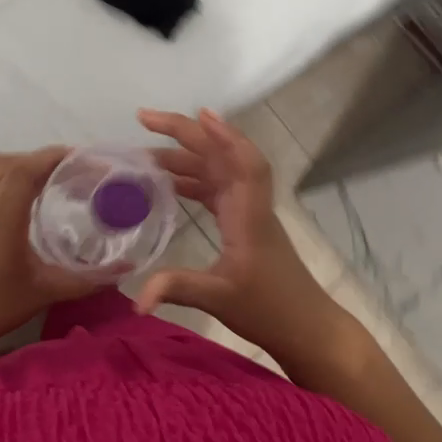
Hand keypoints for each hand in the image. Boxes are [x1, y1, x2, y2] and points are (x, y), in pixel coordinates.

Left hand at [0, 147, 95, 342]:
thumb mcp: (50, 291)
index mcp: (2, 223)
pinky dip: (1, 164)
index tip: (84, 161)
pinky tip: (19, 176)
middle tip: (78, 169)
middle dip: (47, 159)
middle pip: (12, 164)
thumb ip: (90, 278)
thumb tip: (128, 267)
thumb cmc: (0, 305)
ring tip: (51, 172)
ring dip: (24, 160)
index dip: (53, 158)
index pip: (23, 173)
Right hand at [135, 109, 345, 361]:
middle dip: (186, 134)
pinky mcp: (243, 226)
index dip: (223, 135)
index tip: (197, 113)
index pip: (243, 163)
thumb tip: (135, 300)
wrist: (306, 327)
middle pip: (221, 157)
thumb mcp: (219, 299)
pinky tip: (169, 183)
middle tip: (144, 119)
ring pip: (215, 172)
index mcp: (249, 215)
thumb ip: (177, 289)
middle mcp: (249, 205)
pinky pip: (216, 190)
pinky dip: (192, 180)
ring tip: (144, 155)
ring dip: (184, 158)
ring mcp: (247, 214)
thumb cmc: (269, 310)